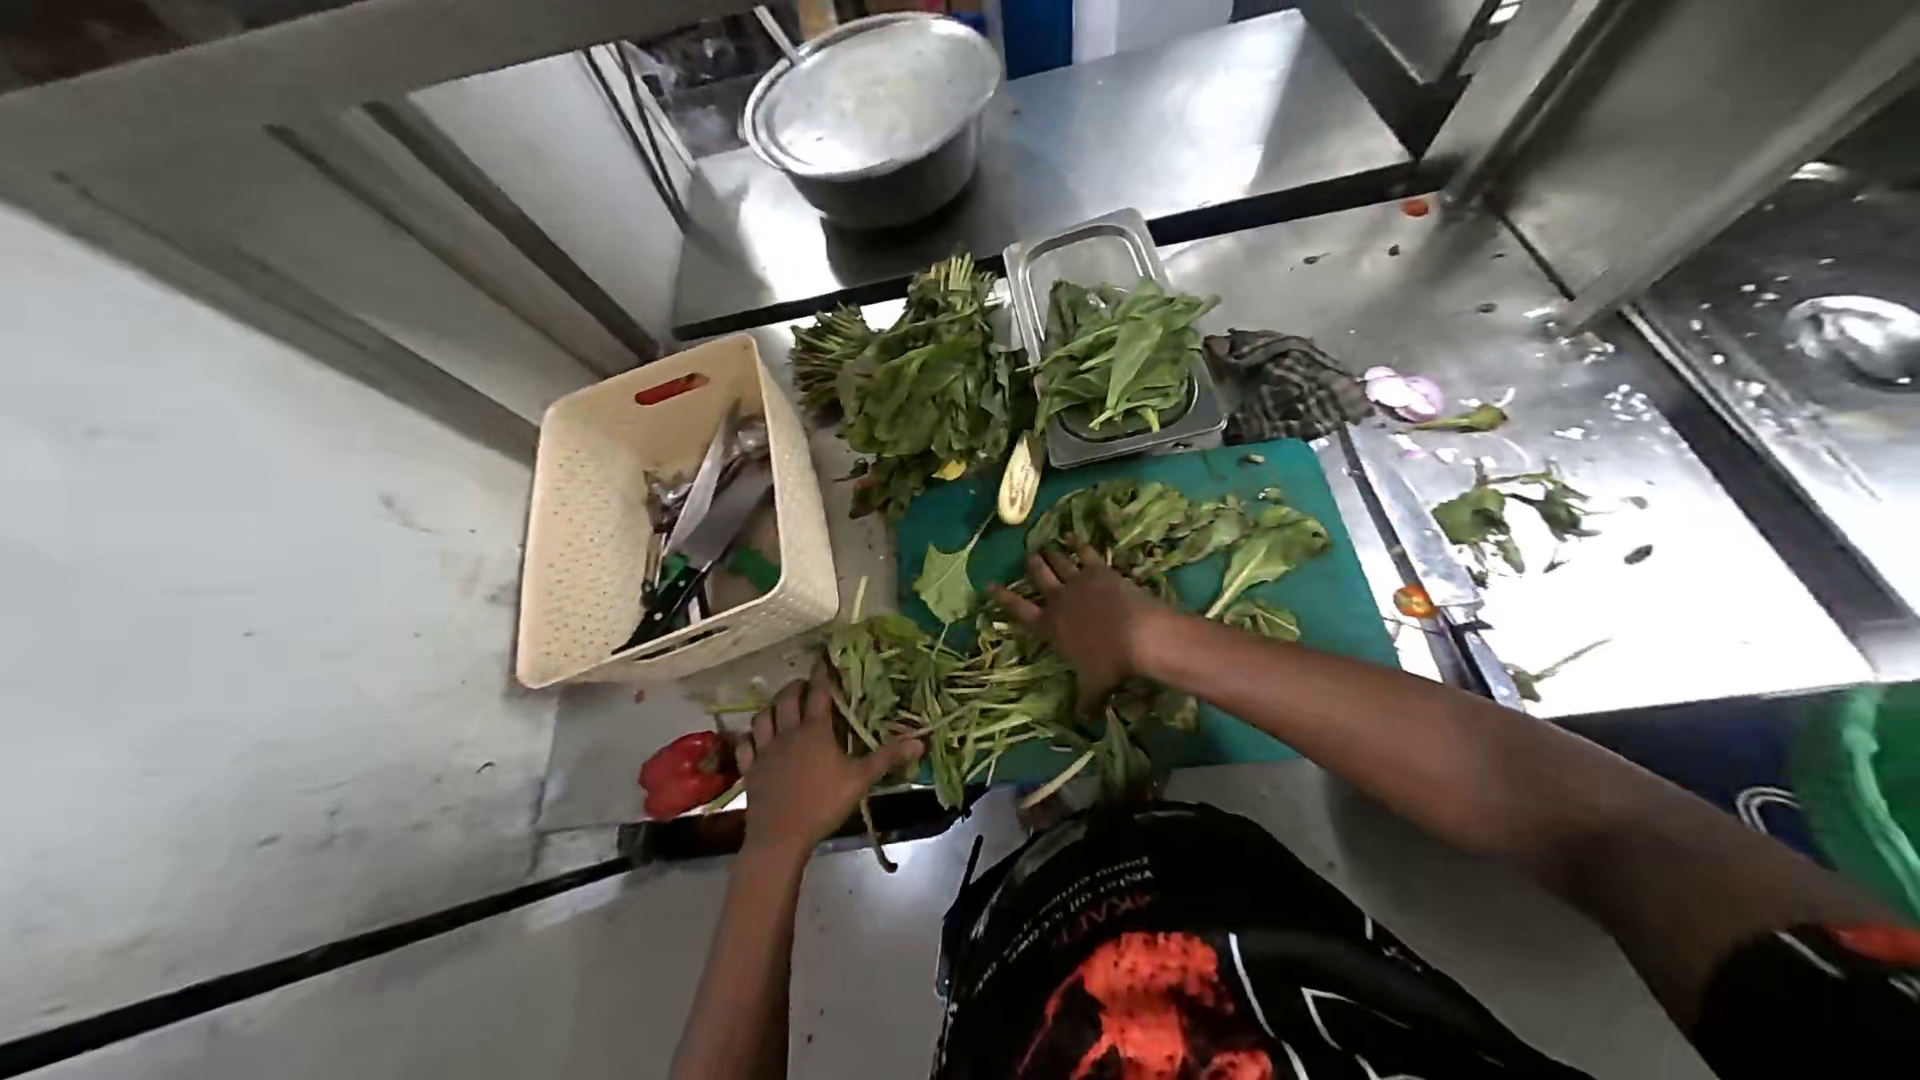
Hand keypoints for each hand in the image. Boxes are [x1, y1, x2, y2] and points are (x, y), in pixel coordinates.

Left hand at [735, 661, 922, 858]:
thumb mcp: (860, 780)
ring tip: (780, 705)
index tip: (823, 659)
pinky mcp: (750, 769)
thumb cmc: (823, 803)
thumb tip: (920, 742)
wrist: (780, 836)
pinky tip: (755, 738)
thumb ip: (887, 757)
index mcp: (815, 730)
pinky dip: (750, 736)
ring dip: (771, 706)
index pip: (819, 693)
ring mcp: (765, 750)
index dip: (822, 674)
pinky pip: (745, 745)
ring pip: (762, 717)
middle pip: (786, 699)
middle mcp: (787, 733)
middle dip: (795, 686)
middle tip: (804, 684)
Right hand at [989, 542, 1175, 712]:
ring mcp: (1078, 581)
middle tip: (1028, 556)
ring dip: (1051, 552)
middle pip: (1038, 576)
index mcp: (1049, 627)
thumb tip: (1084, 721)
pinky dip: (1078, 543)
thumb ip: (1086, 701)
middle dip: (1032, 565)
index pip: (1018, 610)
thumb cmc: (1111, 663)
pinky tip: (1074, 535)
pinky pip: (1085, 552)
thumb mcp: (1094, 687)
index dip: (1003, 598)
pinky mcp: (1100, 570)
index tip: (991, 585)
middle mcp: (1058, 599)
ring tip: (1045, 543)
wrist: (1139, 636)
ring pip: (1058, 561)